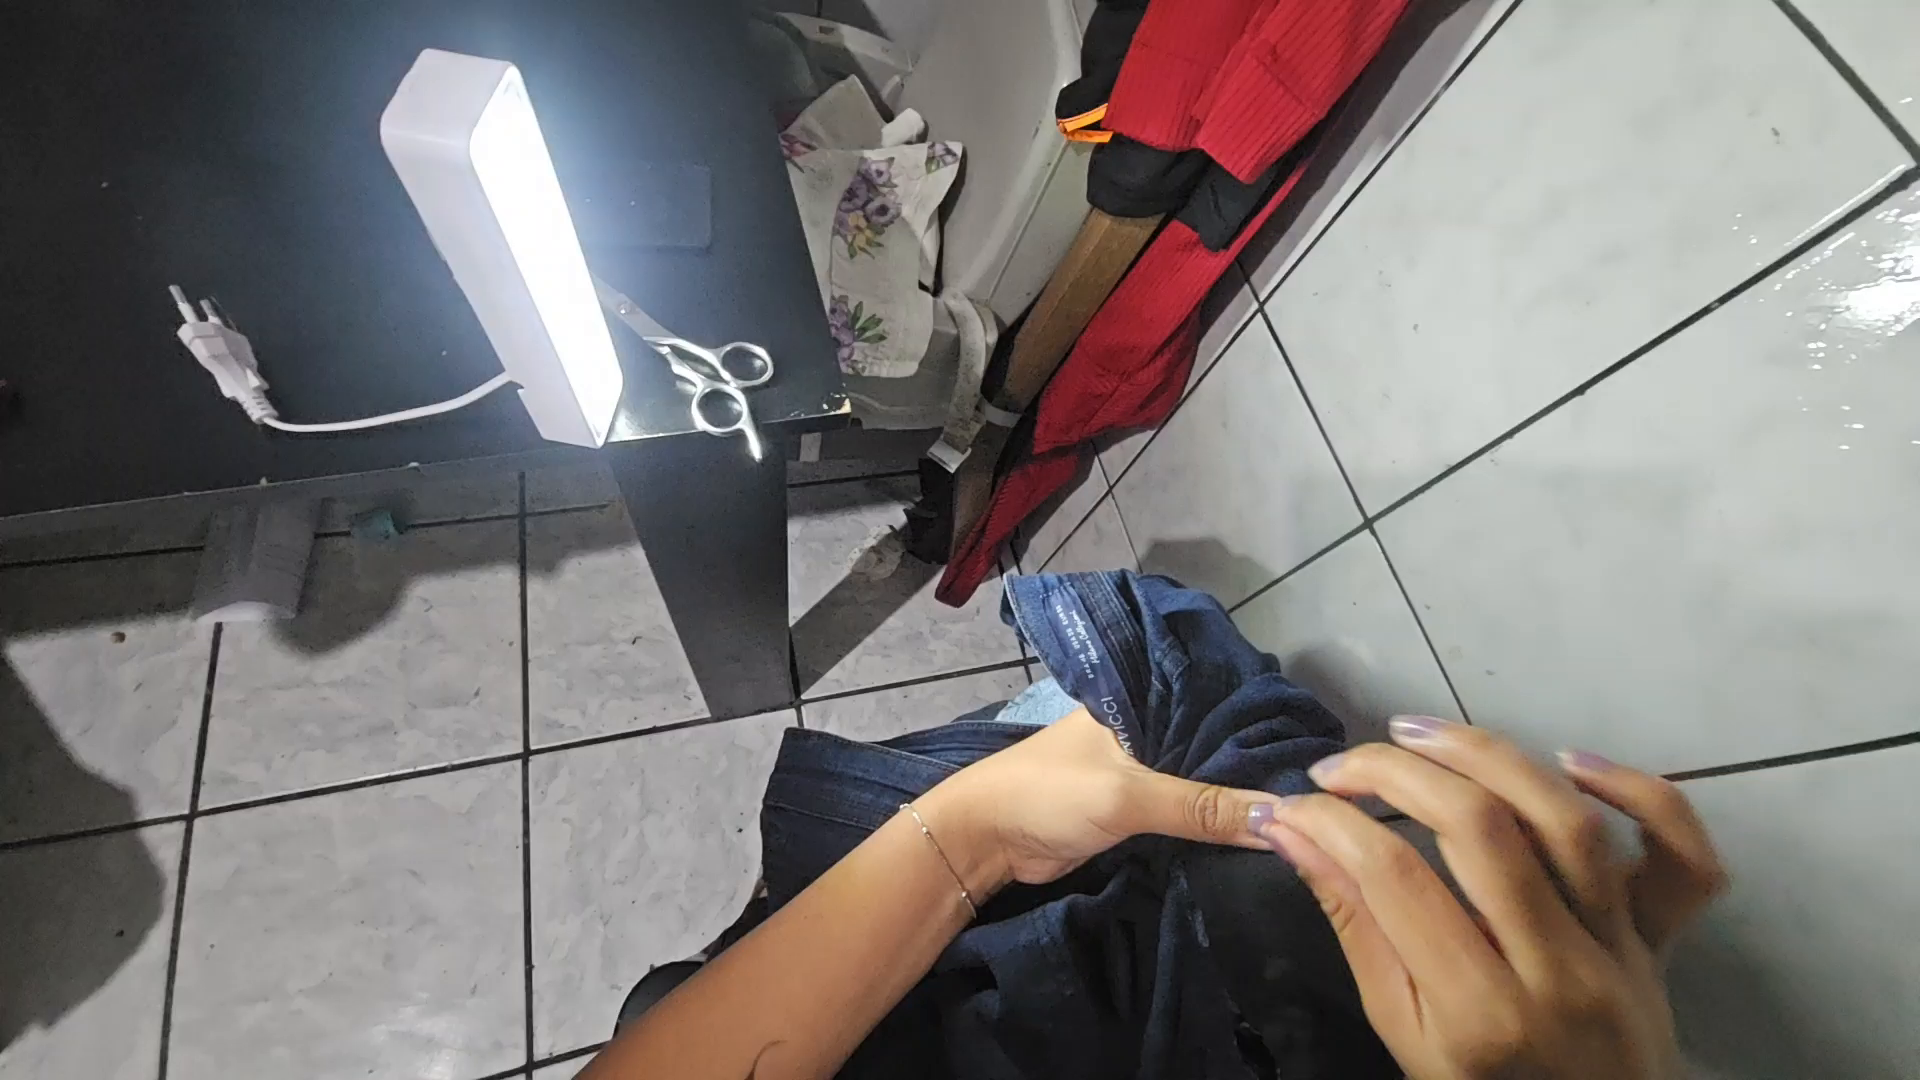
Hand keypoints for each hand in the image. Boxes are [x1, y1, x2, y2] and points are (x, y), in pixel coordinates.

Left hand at [913, 707, 1280, 894]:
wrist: (988, 838)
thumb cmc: (1050, 792)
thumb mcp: (1127, 795)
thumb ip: (1199, 805)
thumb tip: (1283, 818)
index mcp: (1137, 699)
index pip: (1210, 699)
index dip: (1255, 719)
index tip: (1314, 743)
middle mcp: (1141, 725)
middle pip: (1208, 741)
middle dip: (1250, 762)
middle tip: (1318, 788)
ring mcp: (1136, 767)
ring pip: (1197, 776)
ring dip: (1232, 795)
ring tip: (1300, 812)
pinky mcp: (1132, 805)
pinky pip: (1182, 807)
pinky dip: (1209, 819)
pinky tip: (1253, 833)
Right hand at [1254, 717, 1727, 1079]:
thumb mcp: (1396, 1020)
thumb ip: (1347, 918)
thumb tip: (1283, 827)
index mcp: (1481, 1010)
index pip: (1391, 875)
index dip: (1328, 821)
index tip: (1290, 804)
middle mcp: (1562, 972)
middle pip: (1479, 827)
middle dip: (1392, 772)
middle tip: (1339, 766)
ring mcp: (1626, 950)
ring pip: (1565, 820)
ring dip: (1482, 754)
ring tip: (1414, 732)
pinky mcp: (1665, 937)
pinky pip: (1687, 861)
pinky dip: (1643, 796)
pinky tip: (1572, 760)